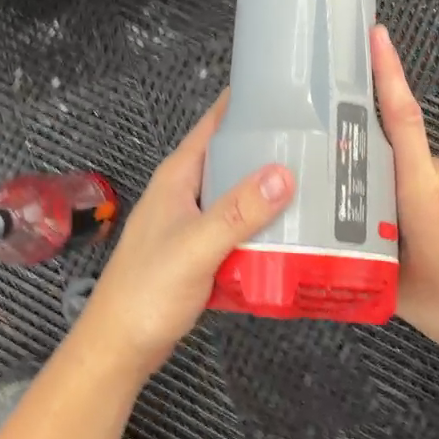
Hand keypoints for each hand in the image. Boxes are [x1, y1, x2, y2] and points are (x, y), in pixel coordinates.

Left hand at [72, 90, 294, 377]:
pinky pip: (237, 227)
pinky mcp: (200, 251)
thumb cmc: (148, 290)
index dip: (246, 103)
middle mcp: (185, 191)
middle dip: (268, 147)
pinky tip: (291, 232)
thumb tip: (283, 172)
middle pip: (231, 157)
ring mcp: (191, 222)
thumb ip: (237, 212)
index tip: (290, 91)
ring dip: (267, 190)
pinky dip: (261, 226)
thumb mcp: (196, 246)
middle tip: (319, 141)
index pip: (214, 123)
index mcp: (178, 175)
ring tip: (315, 183)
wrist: (119, 347)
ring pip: (236, 194)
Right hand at [373, 25, 438, 368]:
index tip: (377, 36)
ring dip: (426, 203)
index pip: (402, 120)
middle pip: (407, 161)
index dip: (388, 74)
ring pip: (433, 177)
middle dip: (394, 189)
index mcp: (423, 195)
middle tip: (396, 239)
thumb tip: (339, 241)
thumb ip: (369, 256)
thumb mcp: (402, 293)